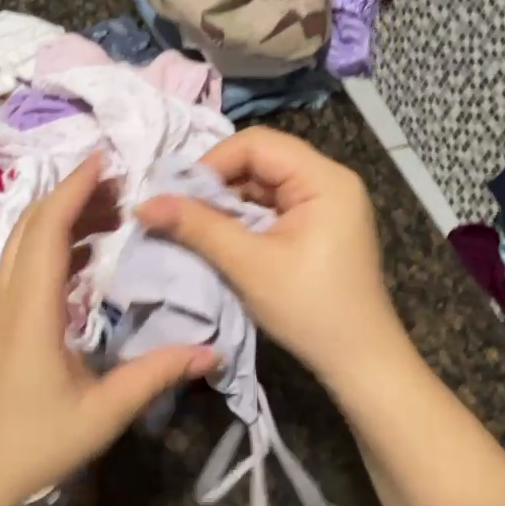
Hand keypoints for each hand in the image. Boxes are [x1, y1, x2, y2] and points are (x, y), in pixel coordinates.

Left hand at [0, 154, 218, 505]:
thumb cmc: (33, 444)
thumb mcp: (103, 412)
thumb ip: (156, 375)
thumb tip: (212, 351)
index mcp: (31, 309)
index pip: (47, 228)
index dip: (75, 188)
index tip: (106, 160)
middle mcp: (7, 297)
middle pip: (31, 224)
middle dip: (73, 194)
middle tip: (121, 184)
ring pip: (22, 242)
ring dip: (60, 217)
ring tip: (110, 212)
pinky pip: (20, 264)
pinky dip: (50, 244)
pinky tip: (82, 255)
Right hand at [134, 127, 406, 385]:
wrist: (361, 361)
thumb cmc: (309, 310)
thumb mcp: (248, 265)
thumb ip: (197, 227)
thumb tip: (143, 204)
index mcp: (324, 179)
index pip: (256, 144)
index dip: (212, 163)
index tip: (178, 196)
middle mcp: (330, 180)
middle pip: (261, 160)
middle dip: (217, 184)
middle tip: (179, 212)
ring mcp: (328, 203)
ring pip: (264, 184)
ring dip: (228, 203)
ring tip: (195, 227)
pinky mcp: (321, 226)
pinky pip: (275, 206)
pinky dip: (246, 218)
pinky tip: (223, 239)